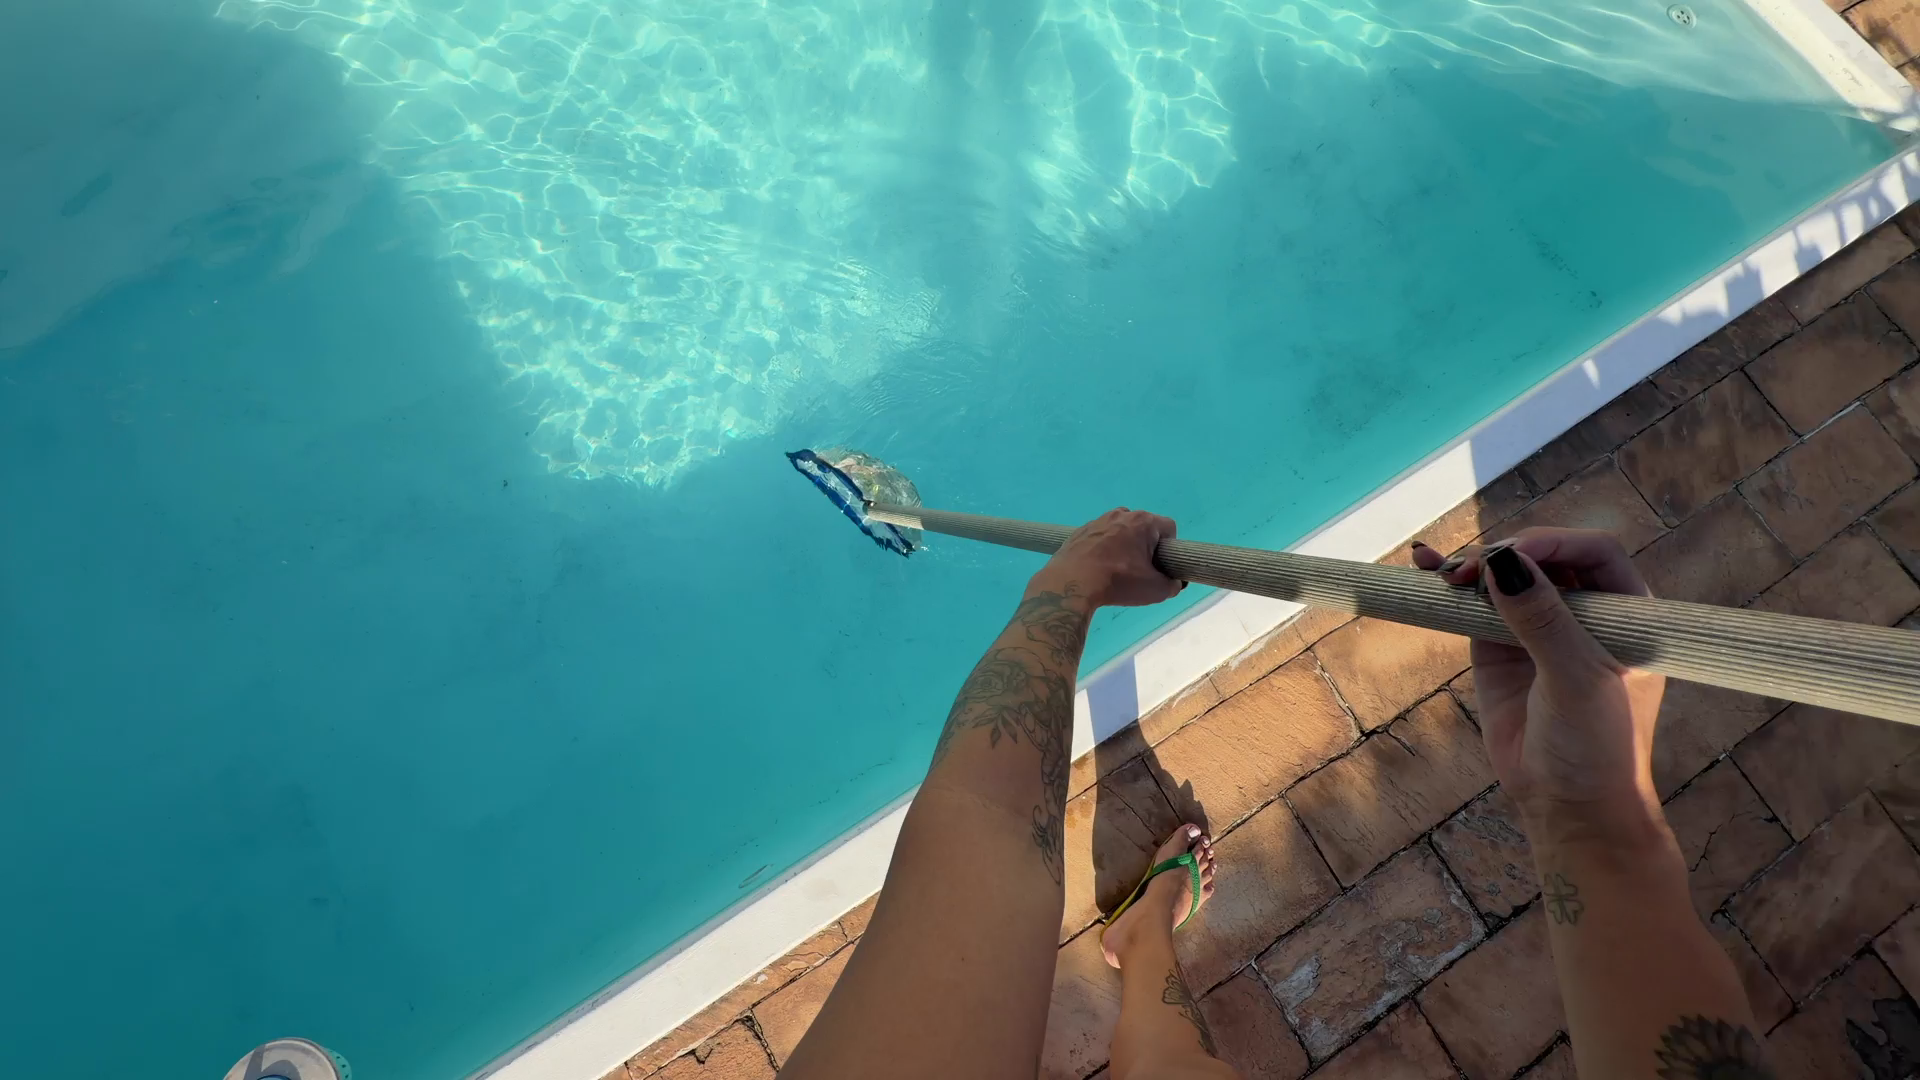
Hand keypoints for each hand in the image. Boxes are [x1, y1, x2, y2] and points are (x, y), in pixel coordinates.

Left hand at [1029, 508, 1182, 609]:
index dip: (1169, 548)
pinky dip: (1103, 548)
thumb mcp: (1156, 590)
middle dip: (1146, 546)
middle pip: (1144, 527)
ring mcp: (1097, 520)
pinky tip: (1097, 567)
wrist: (1071, 583)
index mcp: (1143, 521)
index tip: (1161, 565)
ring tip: (1117, 569)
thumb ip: (1172, 585)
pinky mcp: (1079, 531)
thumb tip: (1173, 582)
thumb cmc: (1118, 581)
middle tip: (1140, 569)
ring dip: (1123, 546)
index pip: (1169, 528)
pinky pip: (1100, 537)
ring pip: (1120, 530)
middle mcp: (1121, 514)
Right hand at [1412, 528, 1666, 844]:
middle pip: (1539, 557)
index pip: (1592, 553)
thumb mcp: (1576, 679)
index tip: (1506, 555)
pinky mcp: (1495, 647)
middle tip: (1464, 573)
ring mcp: (1534, 629)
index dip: (1549, 543)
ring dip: (1467, 565)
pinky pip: (1472, 606)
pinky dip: (1449, 588)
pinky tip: (1426, 569)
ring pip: (1501, 577)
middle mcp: (1581, 614)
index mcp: (1625, 615)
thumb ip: (1542, 619)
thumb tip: (1501, 560)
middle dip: (1499, 555)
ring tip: (1436, 568)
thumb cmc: (1596, 746)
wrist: (1567, 803)